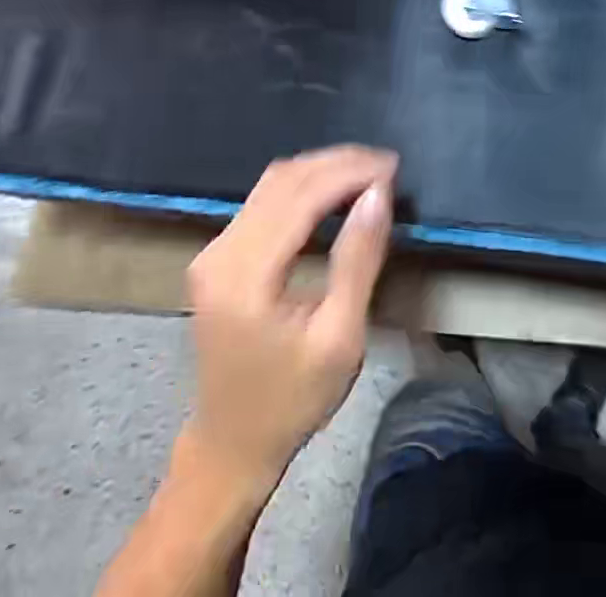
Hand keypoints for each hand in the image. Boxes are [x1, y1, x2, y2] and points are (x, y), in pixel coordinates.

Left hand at [180, 145, 398, 491]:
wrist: (232, 443)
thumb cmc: (292, 400)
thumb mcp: (339, 338)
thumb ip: (357, 260)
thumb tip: (378, 196)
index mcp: (245, 274)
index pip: (300, 196)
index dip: (348, 172)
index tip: (393, 167)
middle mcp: (219, 252)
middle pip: (282, 180)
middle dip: (337, 164)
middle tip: (385, 166)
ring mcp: (212, 252)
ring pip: (270, 185)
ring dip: (319, 172)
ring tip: (367, 174)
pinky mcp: (217, 257)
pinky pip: (262, 204)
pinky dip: (301, 190)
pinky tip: (333, 193)